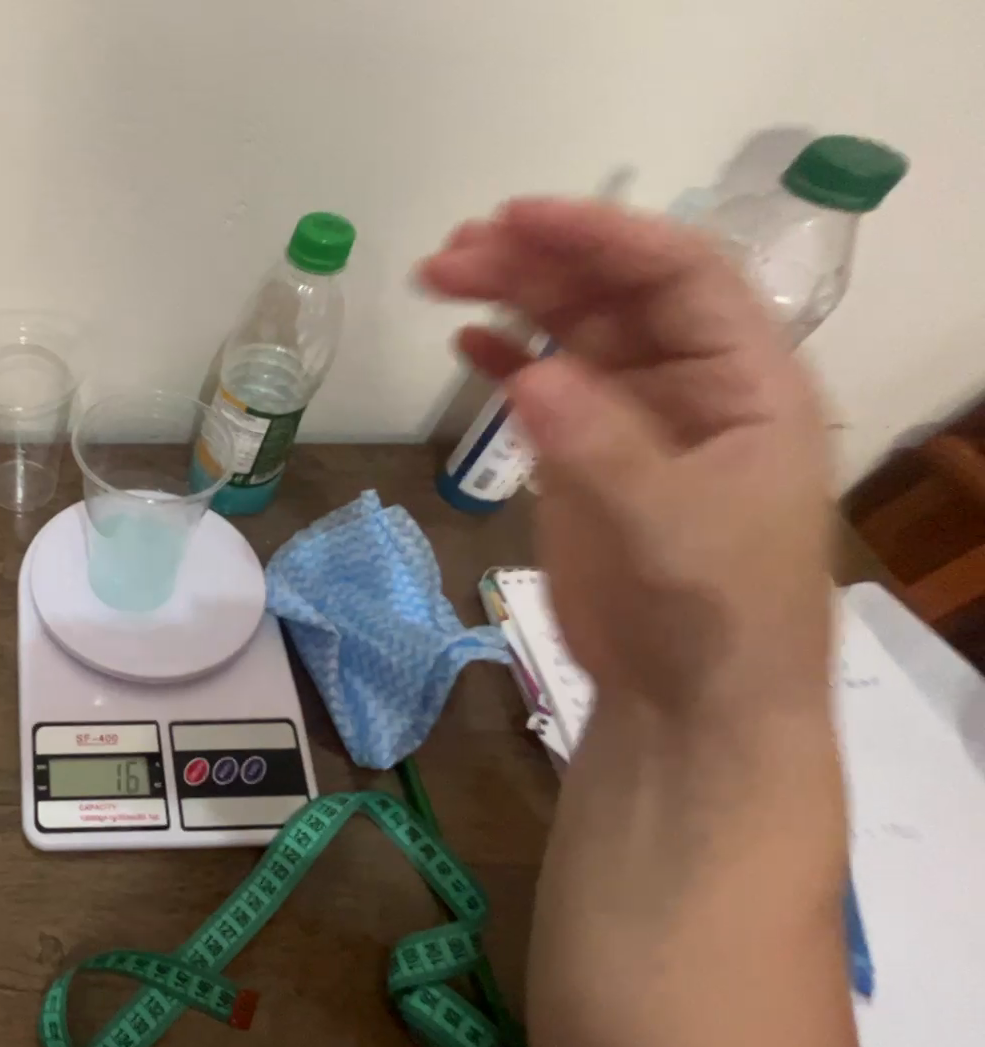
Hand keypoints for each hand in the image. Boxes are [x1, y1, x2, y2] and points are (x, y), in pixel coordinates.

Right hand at [418, 198, 832, 726]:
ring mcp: (628, 418)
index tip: (516, 218)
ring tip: (438, 277)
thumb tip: (527, 372)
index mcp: (744, 381)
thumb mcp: (670, 526)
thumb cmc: (709, 610)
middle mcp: (688, 383)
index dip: (600, 237)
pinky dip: (502, 356)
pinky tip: (464, 339)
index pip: (677, 277)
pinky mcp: (580, 453)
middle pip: (610, 295)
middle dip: (534, 263)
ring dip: (509, 299)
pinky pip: (540, 384)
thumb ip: (601, 446)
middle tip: (448, 255)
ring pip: (568, 332)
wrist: (686, 691)